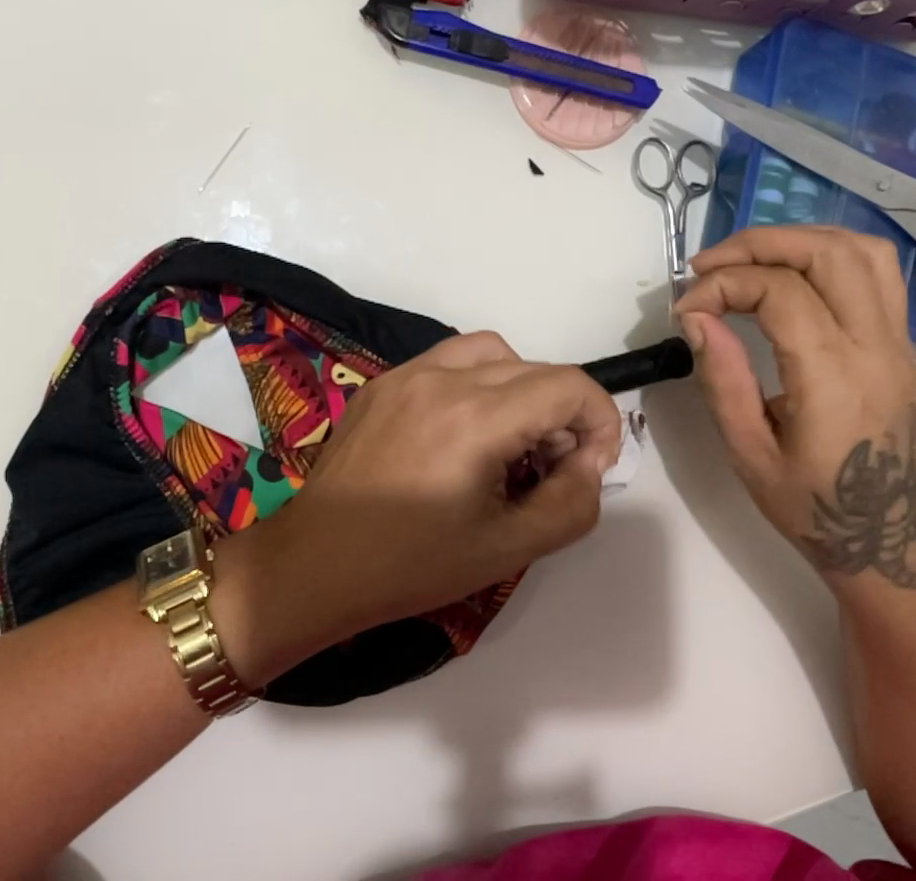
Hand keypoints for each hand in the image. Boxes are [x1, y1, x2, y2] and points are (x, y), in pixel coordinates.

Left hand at [213, 332, 622, 684]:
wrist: (316, 563)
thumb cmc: (412, 564)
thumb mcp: (509, 549)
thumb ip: (571, 503)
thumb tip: (587, 463)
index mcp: (476, 416)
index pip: (569, 385)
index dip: (599, 422)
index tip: (587, 469)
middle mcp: (442, 378)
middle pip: (535, 368)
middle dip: (561, 413)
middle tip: (548, 469)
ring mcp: (404, 375)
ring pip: (491, 352)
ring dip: (520, 388)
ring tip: (508, 442)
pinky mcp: (379, 385)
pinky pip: (445, 362)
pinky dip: (474, 384)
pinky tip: (459, 435)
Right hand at [674, 226, 915, 590]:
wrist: (886, 540)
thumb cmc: (811, 506)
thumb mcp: (749, 452)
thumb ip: (723, 379)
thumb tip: (697, 316)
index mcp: (834, 378)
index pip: (781, 292)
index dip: (724, 285)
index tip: (687, 308)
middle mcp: (876, 347)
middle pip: (827, 254)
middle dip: (760, 244)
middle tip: (709, 266)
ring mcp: (898, 342)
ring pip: (863, 251)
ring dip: (800, 239)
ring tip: (749, 260)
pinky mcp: (901, 345)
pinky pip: (879, 273)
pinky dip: (830, 254)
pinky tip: (791, 273)